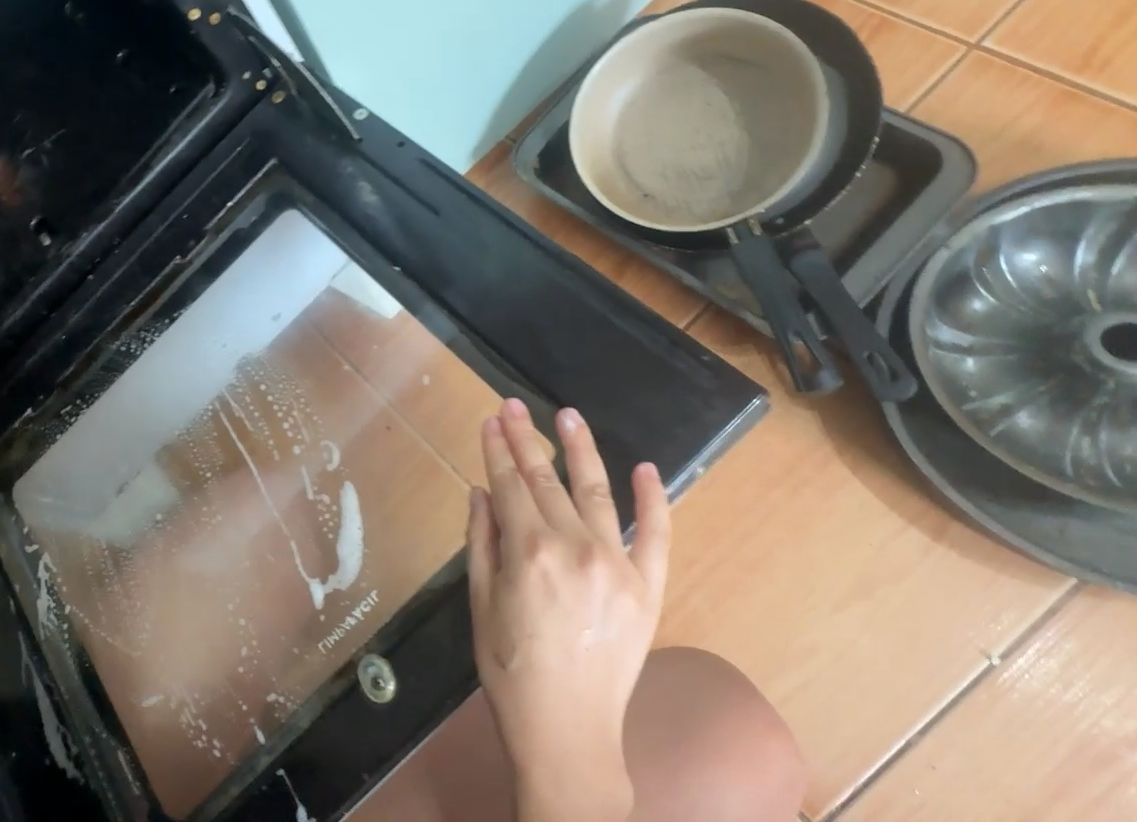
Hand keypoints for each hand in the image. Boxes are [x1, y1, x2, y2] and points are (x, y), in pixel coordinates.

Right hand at [467, 399, 670, 821]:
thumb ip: (481, 542)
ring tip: (567, 417)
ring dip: (580, 450)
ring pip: (596, 492)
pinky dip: (652, 499)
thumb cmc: (510, 670)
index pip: (509, 484)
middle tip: (514, 406)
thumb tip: (480, 491)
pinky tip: (644, 468)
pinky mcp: (648, 586)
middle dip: (526, 439)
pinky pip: (655, 534)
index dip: (497, 450)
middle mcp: (574, 547)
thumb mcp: (481, 604)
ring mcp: (617, 564)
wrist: (567, 730)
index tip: (490, 420)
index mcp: (528, 552)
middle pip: (546, 480)